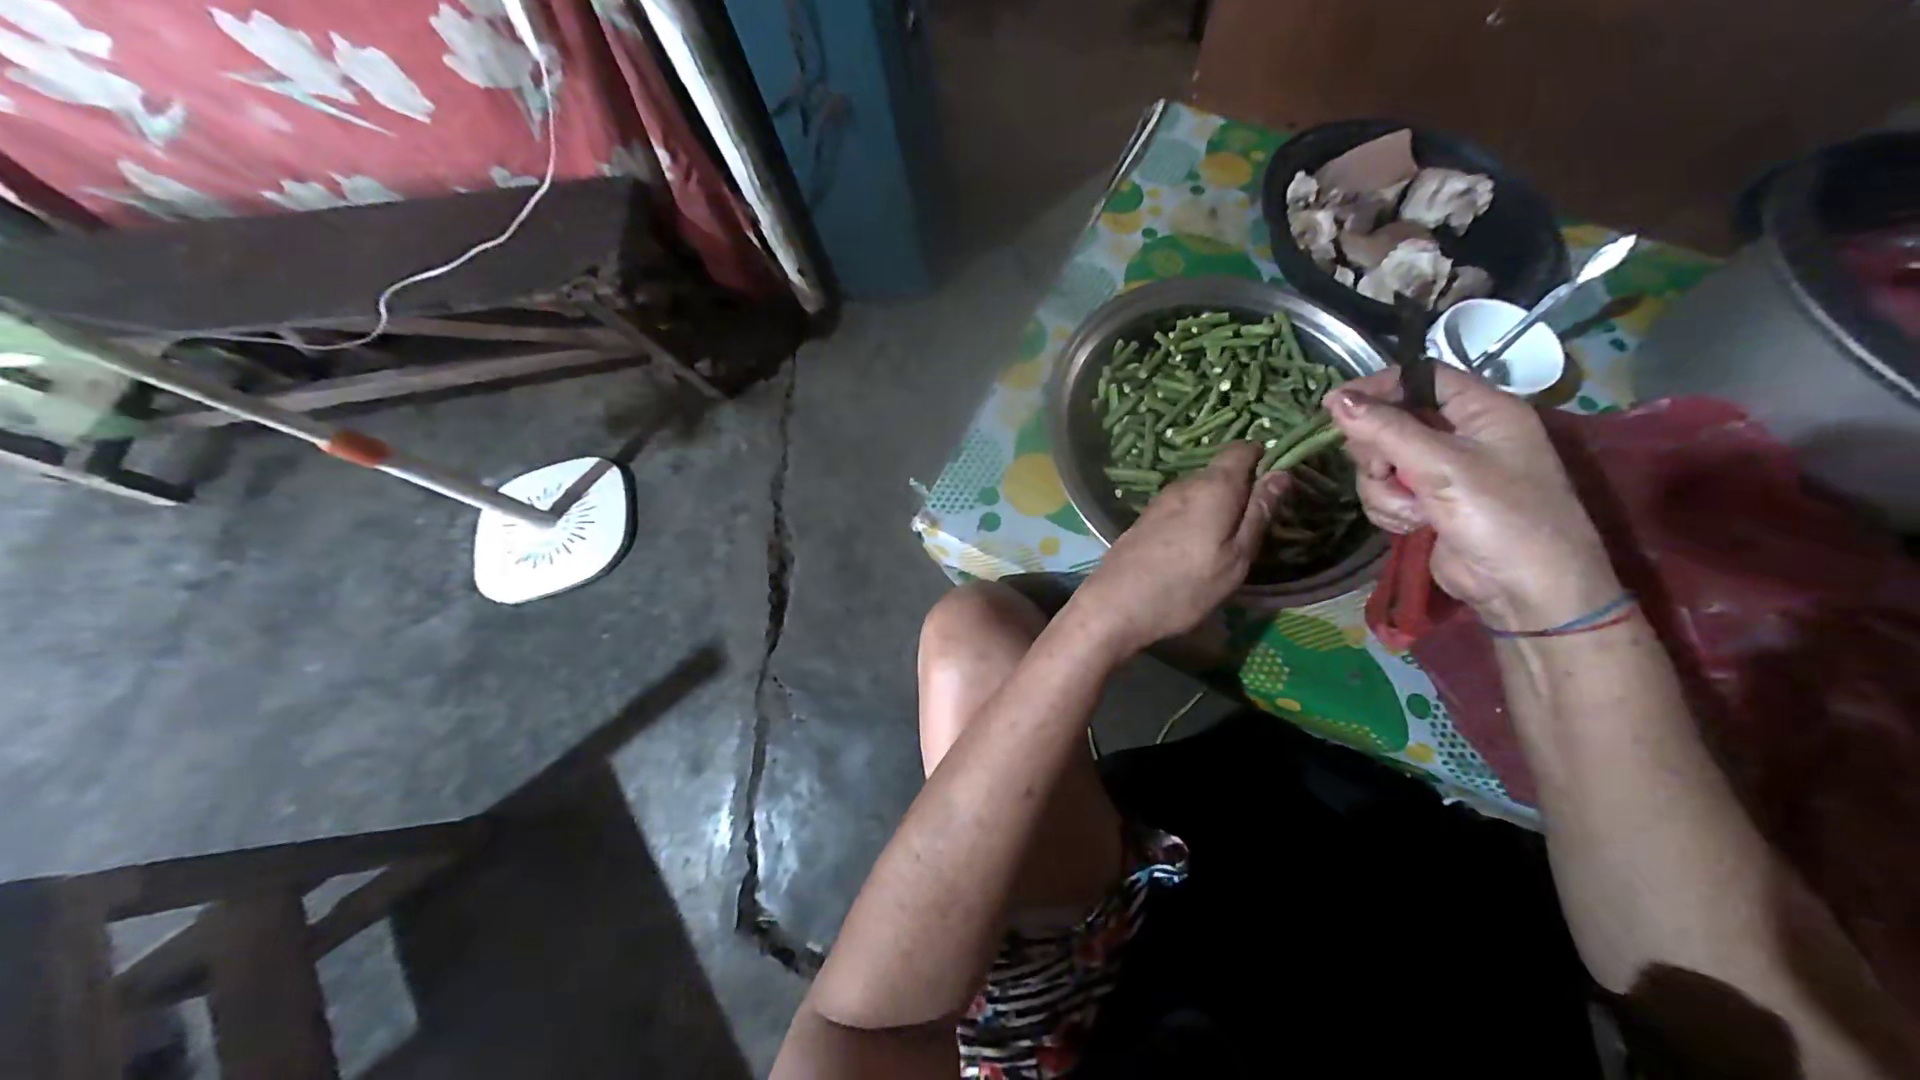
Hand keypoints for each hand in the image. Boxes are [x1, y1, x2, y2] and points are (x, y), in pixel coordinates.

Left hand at [1070, 442, 1289, 654]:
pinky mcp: (1145, 519)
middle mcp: (1184, 484)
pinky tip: (1195, 547)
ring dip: (1217, 507)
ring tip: (1226, 541)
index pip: (1242, 449)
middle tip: (1257, 525)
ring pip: (1200, 492)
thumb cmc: (1184, 586)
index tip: (1277, 486)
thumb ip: (1259, 513)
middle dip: (1242, 489)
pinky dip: (1195, 519)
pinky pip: (1181, 508)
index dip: (1263, 459)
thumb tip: (1282, 473)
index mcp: (1212, 486)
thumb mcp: (1236, 557)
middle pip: (1221, 472)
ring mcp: (1160, 501)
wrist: (1114, 605)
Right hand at [1324, 366, 1620, 629]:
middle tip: (1385, 471)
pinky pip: (1384, 492)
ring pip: (1379, 463)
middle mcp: (1461, 435)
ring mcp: (1441, 471)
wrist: (1526, 591)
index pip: (1420, 378)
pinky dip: (1390, 509)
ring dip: (1384, 489)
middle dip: (1378, 452)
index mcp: (1482, 411)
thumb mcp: (1440, 466)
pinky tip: (1414, 526)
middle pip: (1390, 422)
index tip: (1335, 405)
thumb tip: (1335, 399)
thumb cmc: (1500, 517)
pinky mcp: (1426, 503)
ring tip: (1413, 511)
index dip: (1378, 387)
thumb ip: (1385, 430)